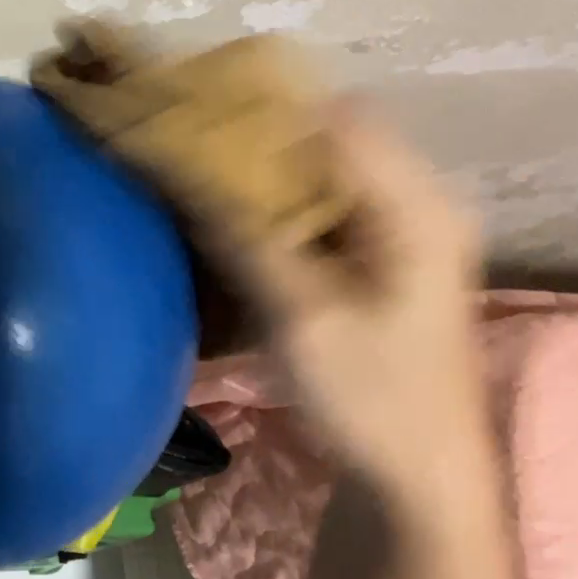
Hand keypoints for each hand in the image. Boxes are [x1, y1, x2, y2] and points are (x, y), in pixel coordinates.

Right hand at [212, 101, 487, 494]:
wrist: (410, 470)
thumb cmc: (369, 395)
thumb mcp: (303, 315)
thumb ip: (249, 239)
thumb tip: (186, 175)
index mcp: (411, 207)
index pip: (335, 119)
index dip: (261, 107)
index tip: (184, 111)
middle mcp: (403, 207)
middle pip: (317, 144)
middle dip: (241, 141)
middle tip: (166, 146)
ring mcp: (382, 237)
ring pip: (304, 180)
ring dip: (242, 179)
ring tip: (173, 177)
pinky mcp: (357, 266)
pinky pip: (299, 217)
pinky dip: (253, 214)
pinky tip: (207, 225)